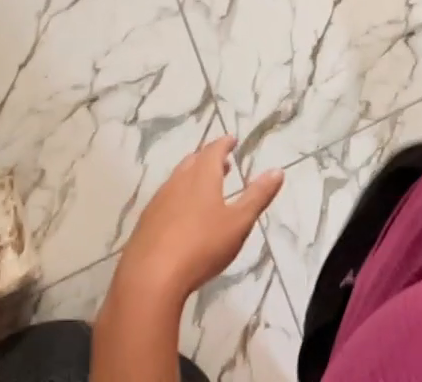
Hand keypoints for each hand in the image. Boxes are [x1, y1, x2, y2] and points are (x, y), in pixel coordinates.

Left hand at [111, 136, 284, 301]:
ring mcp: (157, 204)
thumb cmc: (201, 246)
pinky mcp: (144, 225)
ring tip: (204, 188)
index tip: (232, 140)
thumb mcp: (239, 222)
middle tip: (222, 162)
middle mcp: (177, 183)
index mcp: (201, 177)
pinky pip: (164, 201)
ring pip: (176, 181)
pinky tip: (181, 217)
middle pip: (192, 162)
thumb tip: (277, 171)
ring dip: (191, 178)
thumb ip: (258, 196)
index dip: (224, 143)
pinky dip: (177, 198)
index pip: (213, 150)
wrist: (149, 280)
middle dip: (208, 159)